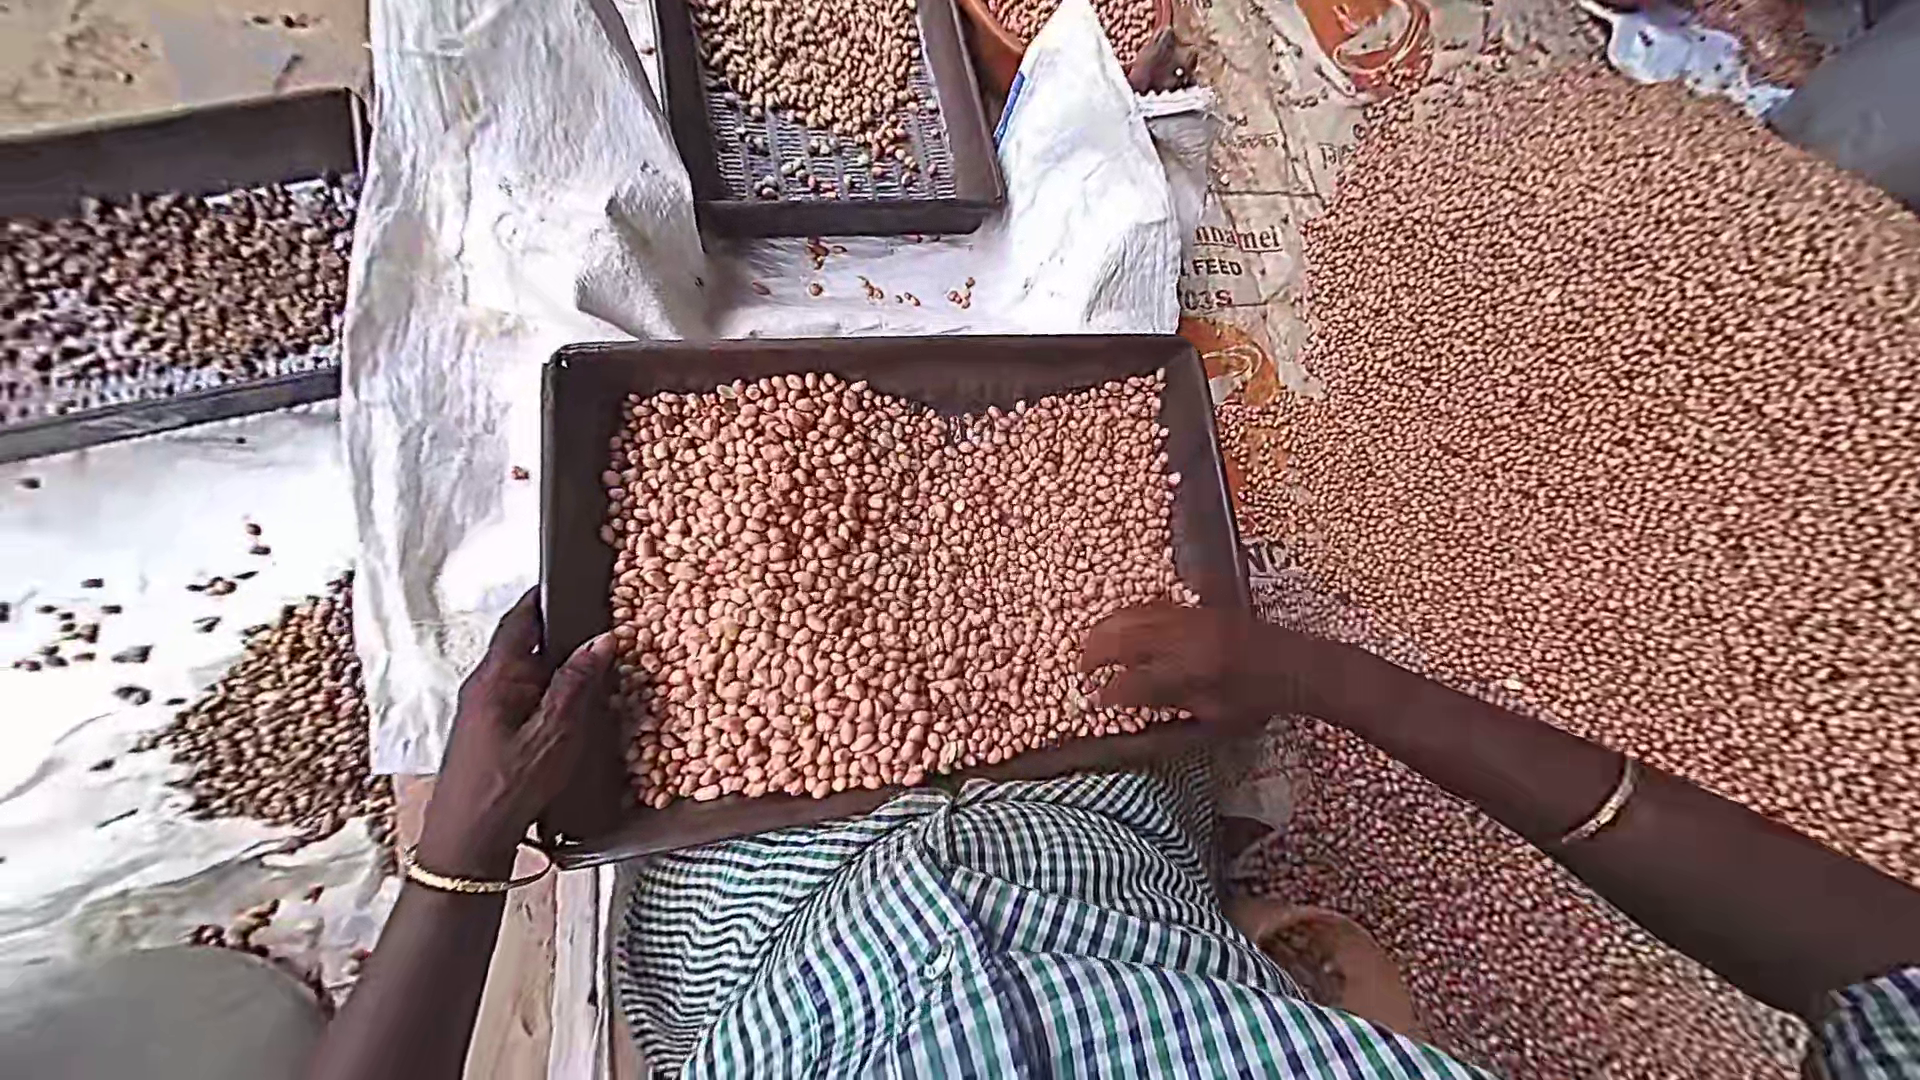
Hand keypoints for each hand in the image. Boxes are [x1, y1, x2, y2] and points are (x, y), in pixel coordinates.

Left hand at [416, 589, 615, 879]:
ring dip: (565, 659)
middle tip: (607, 614)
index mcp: (495, 678)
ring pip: (533, 668)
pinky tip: (584, 692)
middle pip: (529, 642)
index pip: (520, 621)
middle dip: (566, 628)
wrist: (467, 842)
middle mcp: (488, 685)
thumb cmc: (509, 784)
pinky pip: (533, 690)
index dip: (544, 596)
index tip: (573, 575)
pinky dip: (558, 683)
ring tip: (605, 650)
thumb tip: (604, 638)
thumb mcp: (554, 732)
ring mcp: (490, 706)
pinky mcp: (497, 726)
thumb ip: (577, 683)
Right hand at [1078, 603, 1331, 722]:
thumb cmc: (1254, 698)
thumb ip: (1163, 702)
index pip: (1132, 680)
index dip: (1108, 691)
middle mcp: (1180, 636)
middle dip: (1093, 651)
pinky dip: (1124, 618)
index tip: (1094, 699)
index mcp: (1187, 670)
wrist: (1293, 663)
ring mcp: (1183, 616)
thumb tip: (1120, 697)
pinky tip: (1121, 631)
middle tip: (1084, 668)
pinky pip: (1144, 607)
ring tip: (1095, 648)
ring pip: (1127, 615)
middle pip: (1118, 636)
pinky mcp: (1189, 607)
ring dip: (1104, 631)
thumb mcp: (1211, 714)